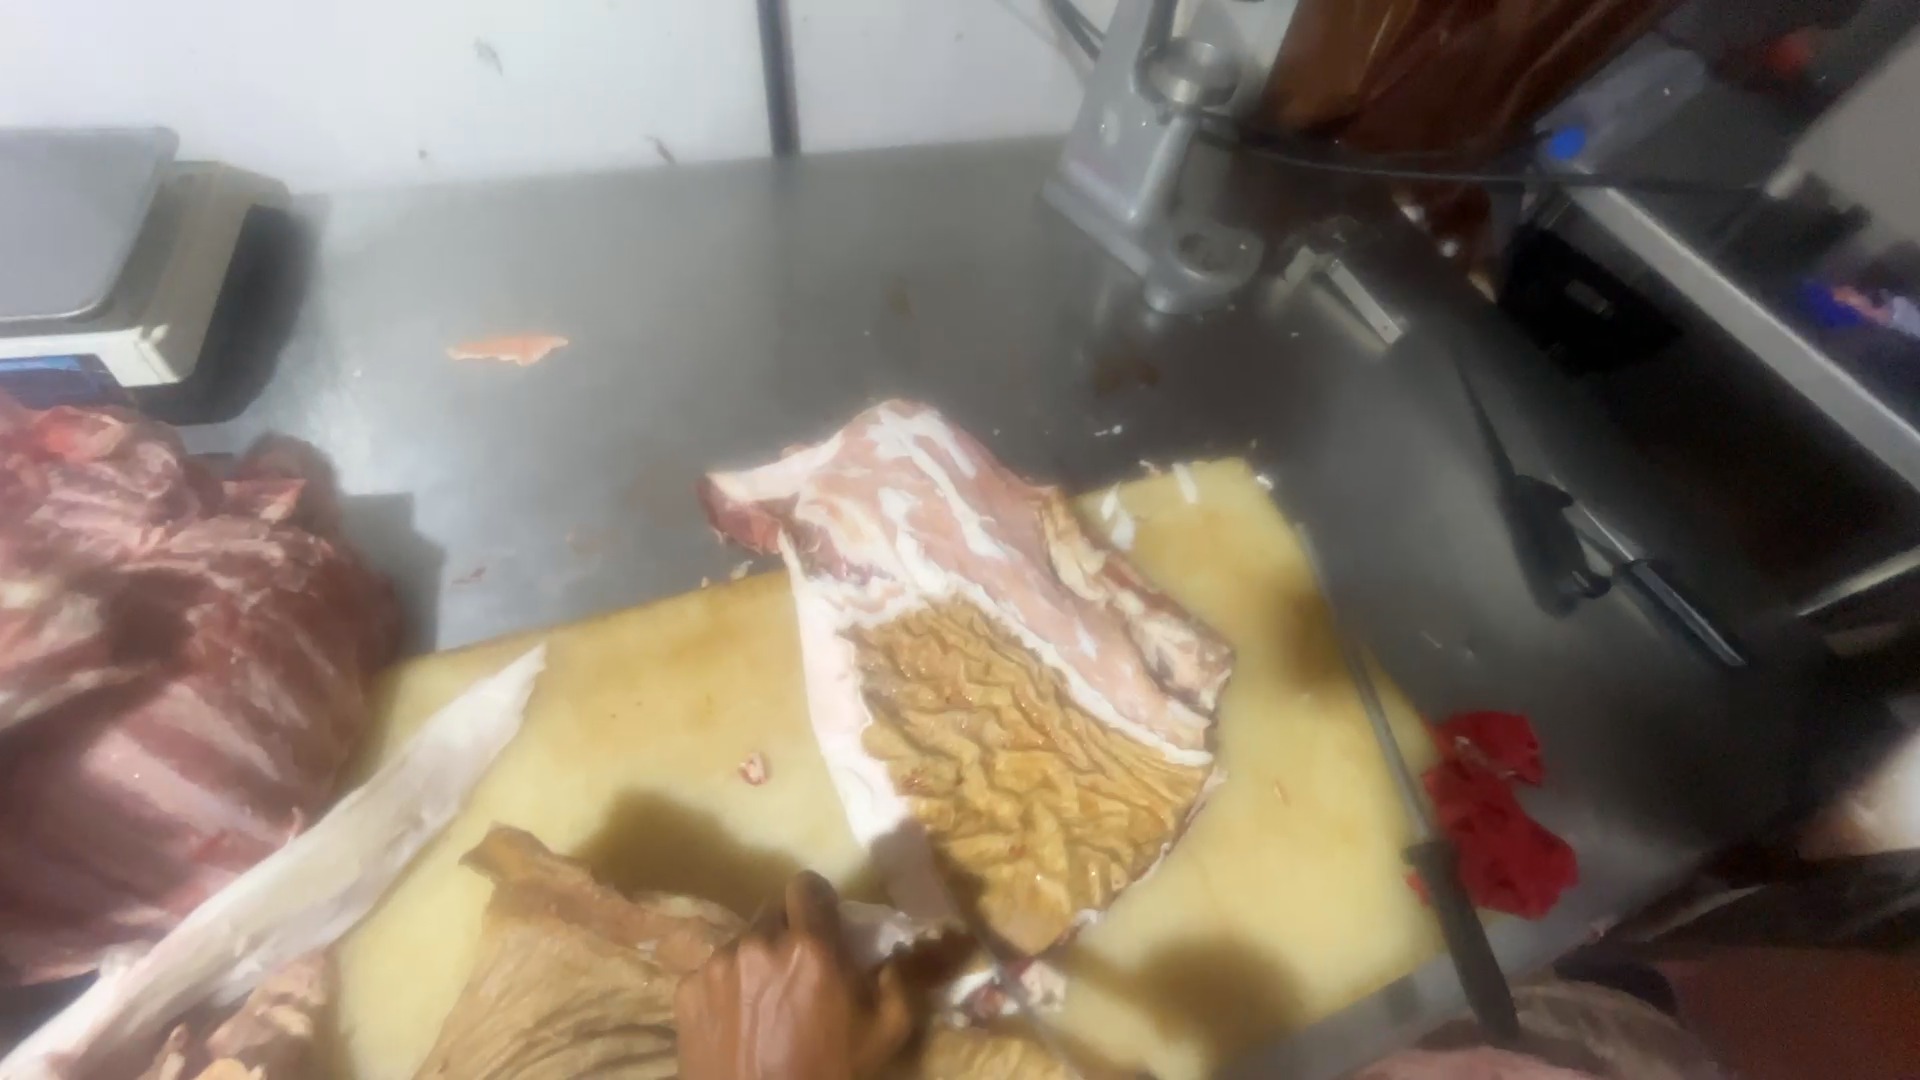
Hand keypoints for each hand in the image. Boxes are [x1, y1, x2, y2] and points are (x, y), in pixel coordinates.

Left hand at [675, 871, 911, 1079]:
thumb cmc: (829, 1073)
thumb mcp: (885, 1030)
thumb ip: (902, 974)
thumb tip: (900, 942)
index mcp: (809, 945)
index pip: (807, 884)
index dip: (819, 902)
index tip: (825, 926)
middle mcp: (759, 941)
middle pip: (775, 910)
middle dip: (790, 929)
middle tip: (800, 967)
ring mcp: (718, 964)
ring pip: (745, 938)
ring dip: (759, 956)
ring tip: (767, 998)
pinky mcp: (688, 989)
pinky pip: (715, 968)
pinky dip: (729, 983)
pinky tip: (739, 1018)